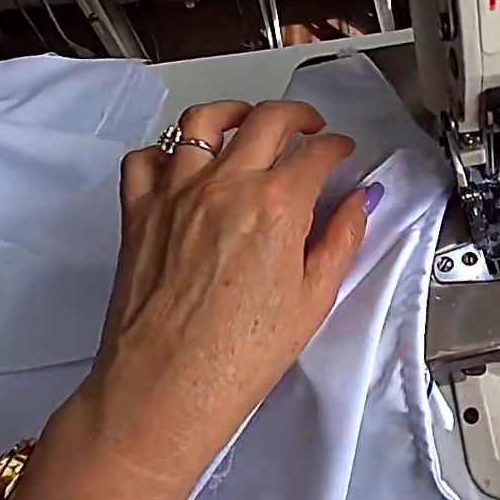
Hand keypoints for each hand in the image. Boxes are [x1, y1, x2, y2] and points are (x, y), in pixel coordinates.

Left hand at [9, 100, 375, 499]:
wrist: (168, 388)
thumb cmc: (247, 350)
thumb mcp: (317, 295)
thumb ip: (344, 236)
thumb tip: (360, 200)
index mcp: (277, 205)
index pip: (317, 152)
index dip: (338, 146)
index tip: (343, 151)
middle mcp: (226, 186)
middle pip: (266, 119)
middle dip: (298, 115)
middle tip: (311, 127)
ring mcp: (176, 194)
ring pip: (202, 121)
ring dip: (235, 112)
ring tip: (250, 123)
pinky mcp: (139, 211)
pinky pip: (146, 157)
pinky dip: (169, 148)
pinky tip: (188, 163)